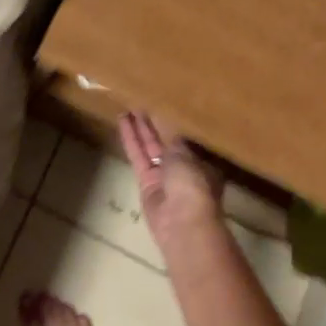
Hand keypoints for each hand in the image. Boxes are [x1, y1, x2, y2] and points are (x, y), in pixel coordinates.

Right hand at [119, 111, 222, 248]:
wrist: (182, 223)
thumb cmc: (193, 186)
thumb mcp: (185, 156)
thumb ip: (173, 140)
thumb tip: (168, 126)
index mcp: (201, 163)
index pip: (185, 139)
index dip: (173, 123)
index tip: (162, 105)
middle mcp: (183, 169)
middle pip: (165, 142)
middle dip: (154, 123)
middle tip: (141, 102)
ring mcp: (163, 177)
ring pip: (149, 147)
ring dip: (139, 128)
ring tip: (129, 107)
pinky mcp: (145, 182)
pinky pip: (137, 156)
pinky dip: (130, 139)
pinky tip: (123, 122)